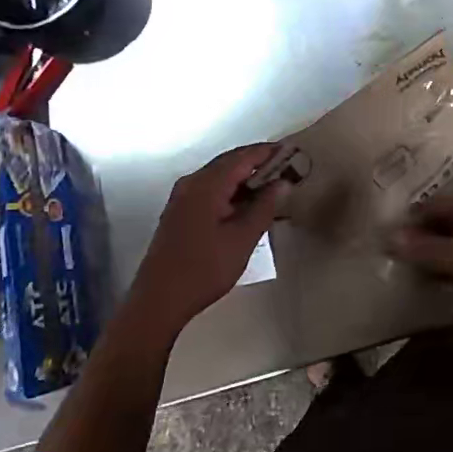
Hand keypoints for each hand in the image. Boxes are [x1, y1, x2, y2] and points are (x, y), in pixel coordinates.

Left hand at [120, 144, 291, 339]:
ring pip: (218, 179)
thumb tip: (282, 183)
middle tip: (286, 170)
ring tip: (272, 189)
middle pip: (228, 164)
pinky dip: (231, 194)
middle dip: (257, 164)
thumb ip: (264, 207)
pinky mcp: (179, 214)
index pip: (241, 157)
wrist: (161, 299)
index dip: (267, 153)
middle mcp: (190, 184)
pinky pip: (210, 193)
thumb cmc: (205, 268)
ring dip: (244, 180)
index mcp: (205, 185)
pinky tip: (247, 208)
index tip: (291, 152)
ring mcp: (181, 199)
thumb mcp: (242, 238)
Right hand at [387, 194, 452, 339]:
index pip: (426, 207)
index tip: (376, 237)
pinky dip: (438, 273)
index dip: (403, 221)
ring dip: (423, 258)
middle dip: (411, 240)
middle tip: (379, 256)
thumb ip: (425, 249)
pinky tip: (418, 284)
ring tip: (390, 270)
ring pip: (442, 247)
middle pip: (433, 226)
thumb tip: (386, 237)